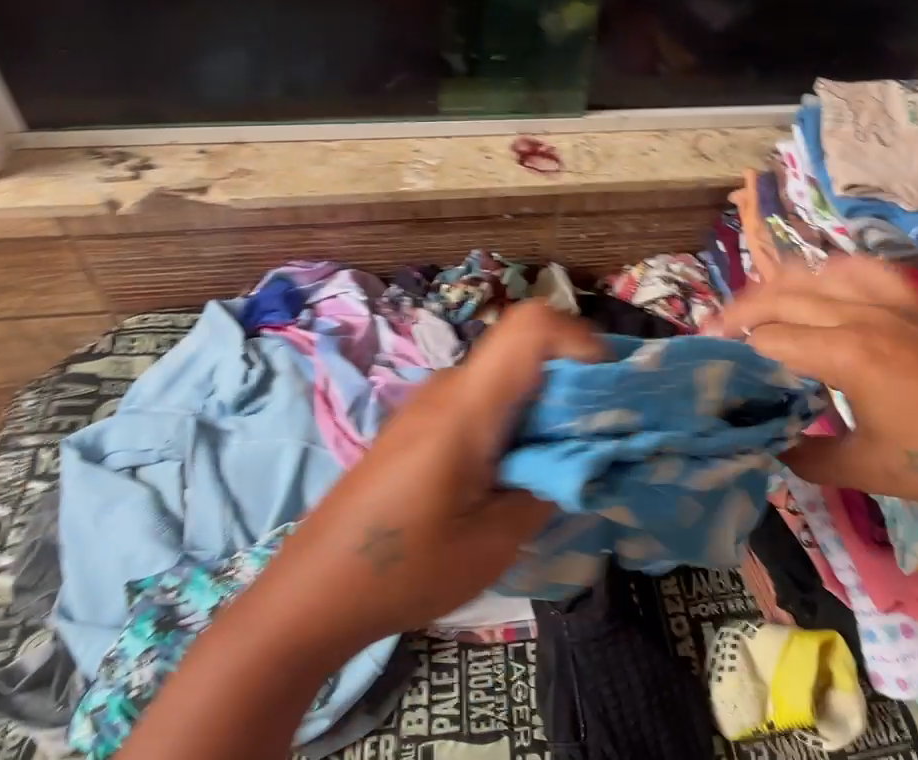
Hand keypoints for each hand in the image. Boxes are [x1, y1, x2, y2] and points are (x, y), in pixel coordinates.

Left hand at [250, 300, 605, 656]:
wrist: (312, 591)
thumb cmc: (403, 570)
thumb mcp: (492, 544)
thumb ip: (547, 489)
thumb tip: (580, 459)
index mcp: (467, 407)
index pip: (532, 325)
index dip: (581, 343)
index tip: (605, 397)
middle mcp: (448, 389)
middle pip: (526, 350)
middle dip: (573, 385)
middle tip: (597, 442)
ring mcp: (430, 404)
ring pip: (507, 377)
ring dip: (544, 409)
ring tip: (560, 466)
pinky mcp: (420, 425)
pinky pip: (483, 401)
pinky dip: (515, 422)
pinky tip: (515, 475)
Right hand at [710, 257, 917, 512]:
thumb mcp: (866, 469)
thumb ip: (808, 457)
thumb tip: (771, 449)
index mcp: (847, 353)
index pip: (770, 338)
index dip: (733, 349)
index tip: (708, 363)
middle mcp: (863, 315)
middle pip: (783, 295)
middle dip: (741, 310)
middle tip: (715, 331)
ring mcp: (893, 304)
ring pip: (819, 274)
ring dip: (781, 286)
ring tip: (758, 306)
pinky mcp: (917, 306)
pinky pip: (865, 271)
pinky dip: (834, 271)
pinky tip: (826, 283)